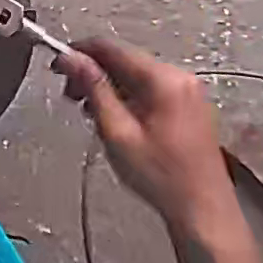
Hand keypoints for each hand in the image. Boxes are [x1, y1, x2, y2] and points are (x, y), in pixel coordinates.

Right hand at [55, 40, 239, 240]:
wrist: (205, 215)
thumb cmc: (161, 177)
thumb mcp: (117, 131)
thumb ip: (93, 88)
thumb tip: (70, 57)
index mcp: (163, 79)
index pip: (110, 47)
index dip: (78, 52)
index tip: (57, 66)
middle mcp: (179, 76)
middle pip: (123, 59)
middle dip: (92, 72)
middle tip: (70, 94)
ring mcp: (187, 90)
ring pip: (133, 73)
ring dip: (107, 85)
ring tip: (89, 110)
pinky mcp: (189, 104)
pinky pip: (149, 86)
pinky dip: (126, 95)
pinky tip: (114, 115)